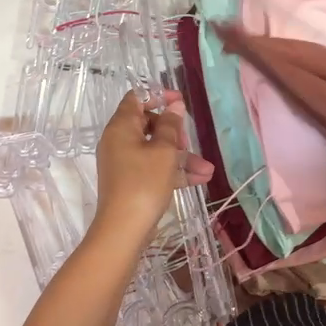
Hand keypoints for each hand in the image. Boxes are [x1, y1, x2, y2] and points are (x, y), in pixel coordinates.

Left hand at [91, 92, 213, 243]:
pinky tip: (200, 180)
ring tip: (207, 169)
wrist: (124, 228)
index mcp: (122, 127)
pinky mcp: (131, 181)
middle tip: (188, 142)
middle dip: (175, 133)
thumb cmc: (144, 182)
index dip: (158, 96)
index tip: (180, 102)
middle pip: (149, 125)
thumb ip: (171, 125)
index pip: (136, 98)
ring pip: (156, 150)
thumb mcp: (164, 151)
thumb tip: (174, 106)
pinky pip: (154, 168)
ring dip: (181, 157)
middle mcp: (119, 141)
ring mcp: (124, 162)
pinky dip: (173, 172)